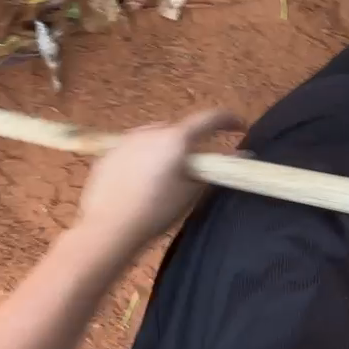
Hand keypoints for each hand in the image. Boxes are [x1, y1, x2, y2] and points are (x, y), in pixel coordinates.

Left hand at [73, 109, 242, 254]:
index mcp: (176, 138)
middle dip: (191, 140)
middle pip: (179, 128)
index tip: (240, 126)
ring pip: (154, 137)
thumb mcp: (191, 192)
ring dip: (165, 147)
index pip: (209, 119)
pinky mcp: (107, 155)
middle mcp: (151, 131)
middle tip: (196, 161)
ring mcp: (126, 141)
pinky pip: (133, 149)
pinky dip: (143, 157)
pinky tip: (140, 181)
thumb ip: (214, 169)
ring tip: (165, 173)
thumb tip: (239, 155)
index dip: (228, 120)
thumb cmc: (156, 211)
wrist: (108, 229)